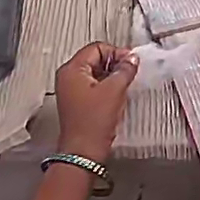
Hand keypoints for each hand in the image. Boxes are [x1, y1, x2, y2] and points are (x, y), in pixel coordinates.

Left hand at [54, 42, 137, 160]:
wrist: (84, 151)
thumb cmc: (93, 123)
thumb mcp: (114, 90)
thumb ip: (125, 70)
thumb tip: (132, 59)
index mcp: (72, 69)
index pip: (96, 48)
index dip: (116, 52)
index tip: (130, 62)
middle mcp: (68, 77)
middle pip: (95, 59)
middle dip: (114, 64)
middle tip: (130, 73)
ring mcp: (71, 91)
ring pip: (95, 73)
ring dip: (111, 76)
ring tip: (124, 86)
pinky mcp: (77, 103)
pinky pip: (93, 87)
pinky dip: (106, 88)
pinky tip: (116, 97)